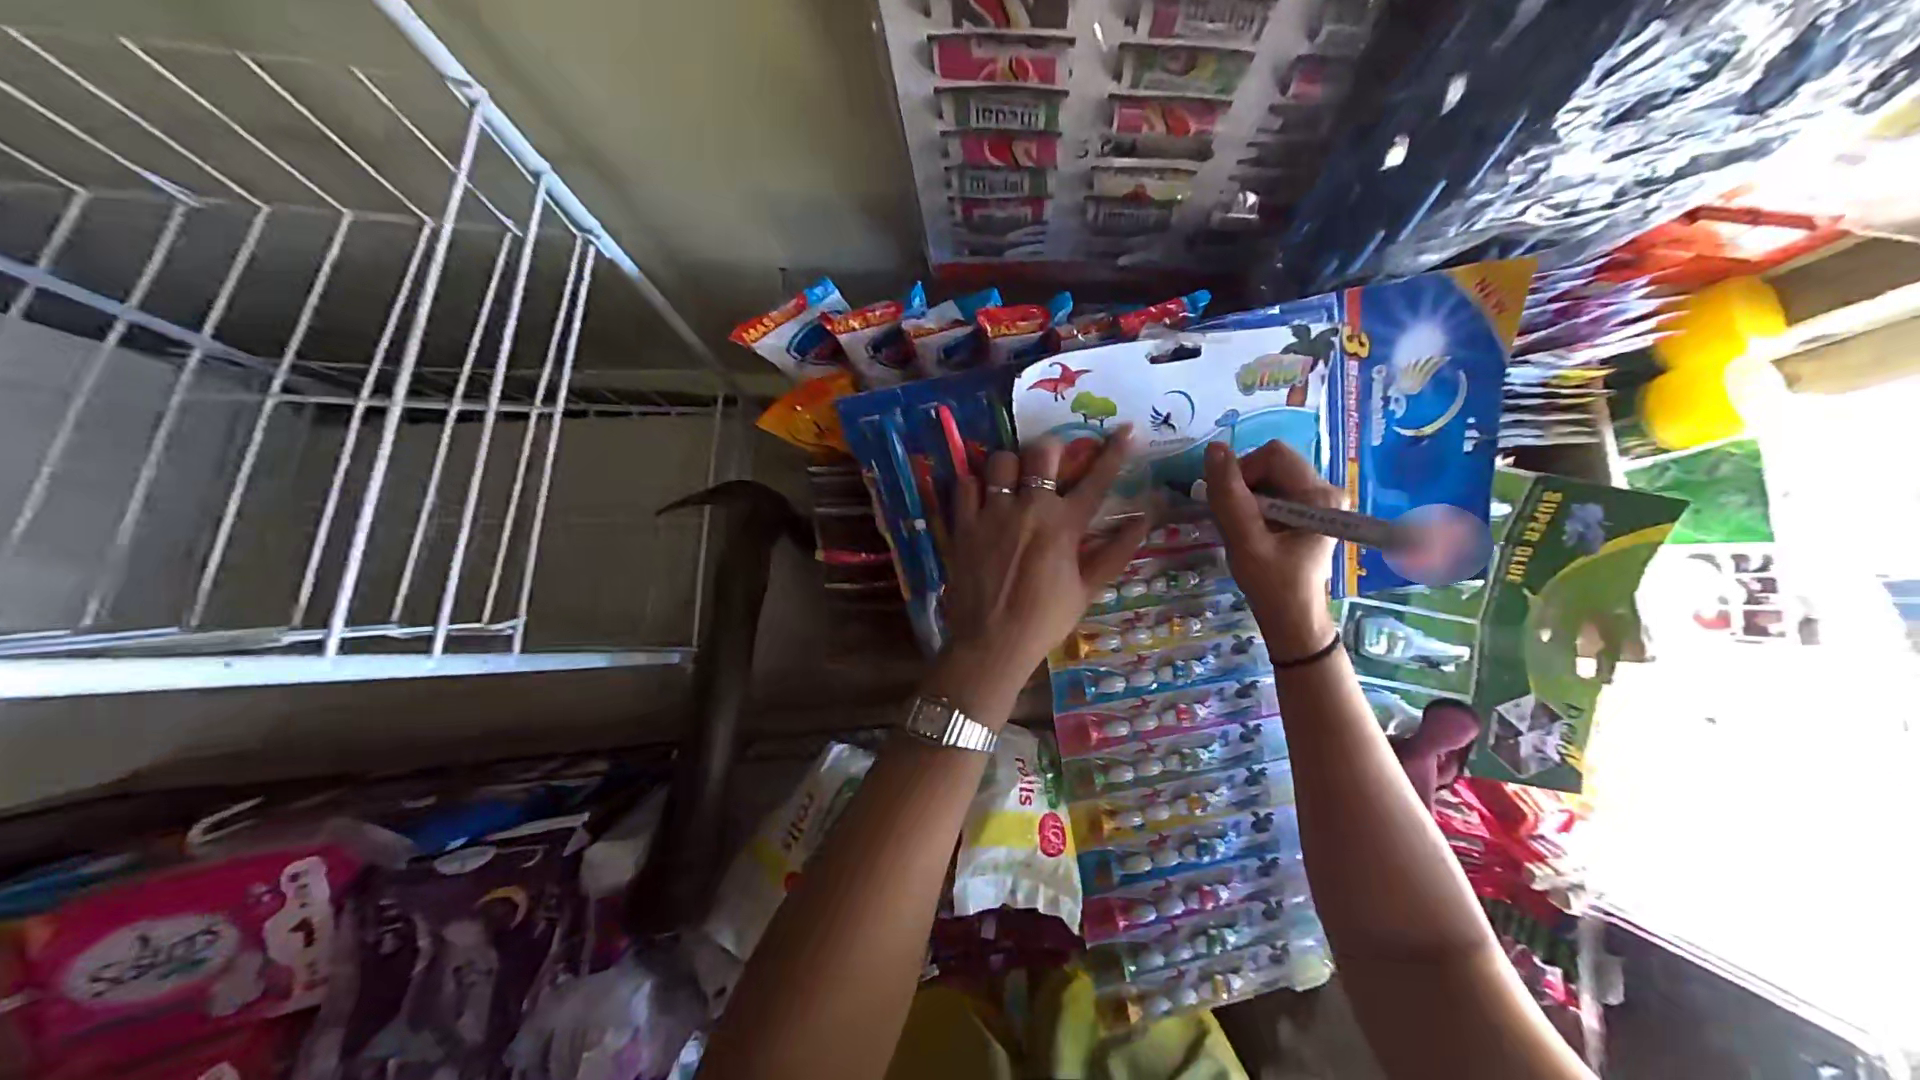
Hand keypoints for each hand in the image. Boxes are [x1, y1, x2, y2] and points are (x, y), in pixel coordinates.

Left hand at [929, 427, 1151, 722]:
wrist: (993, 642)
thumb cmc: (1045, 619)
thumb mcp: (1088, 589)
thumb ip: (1116, 551)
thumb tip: (1144, 519)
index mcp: (1064, 524)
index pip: (1095, 478)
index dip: (1114, 451)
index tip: (1125, 429)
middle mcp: (1028, 508)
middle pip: (1041, 452)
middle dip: (1050, 450)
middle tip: (1050, 464)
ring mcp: (991, 513)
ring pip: (1000, 461)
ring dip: (1010, 466)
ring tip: (1012, 481)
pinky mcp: (962, 524)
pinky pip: (964, 485)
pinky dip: (974, 485)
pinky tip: (981, 497)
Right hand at [1202, 440, 1341, 657]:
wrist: (1290, 620)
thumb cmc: (1271, 584)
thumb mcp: (1245, 540)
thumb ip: (1229, 495)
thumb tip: (1213, 449)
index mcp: (1318, 494)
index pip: (1272, 455)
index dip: (1242, 472)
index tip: (1228, 505)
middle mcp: (1324, 490)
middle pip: (1270, 463)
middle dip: (1242, 486)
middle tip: (1232, 521)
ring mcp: (1316, 501)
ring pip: (1267, 477)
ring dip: (1244, 499)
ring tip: (1240, 530)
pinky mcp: (1306, 512)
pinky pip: (1271, 493)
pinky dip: (1251, 507)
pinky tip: (1248, 532)